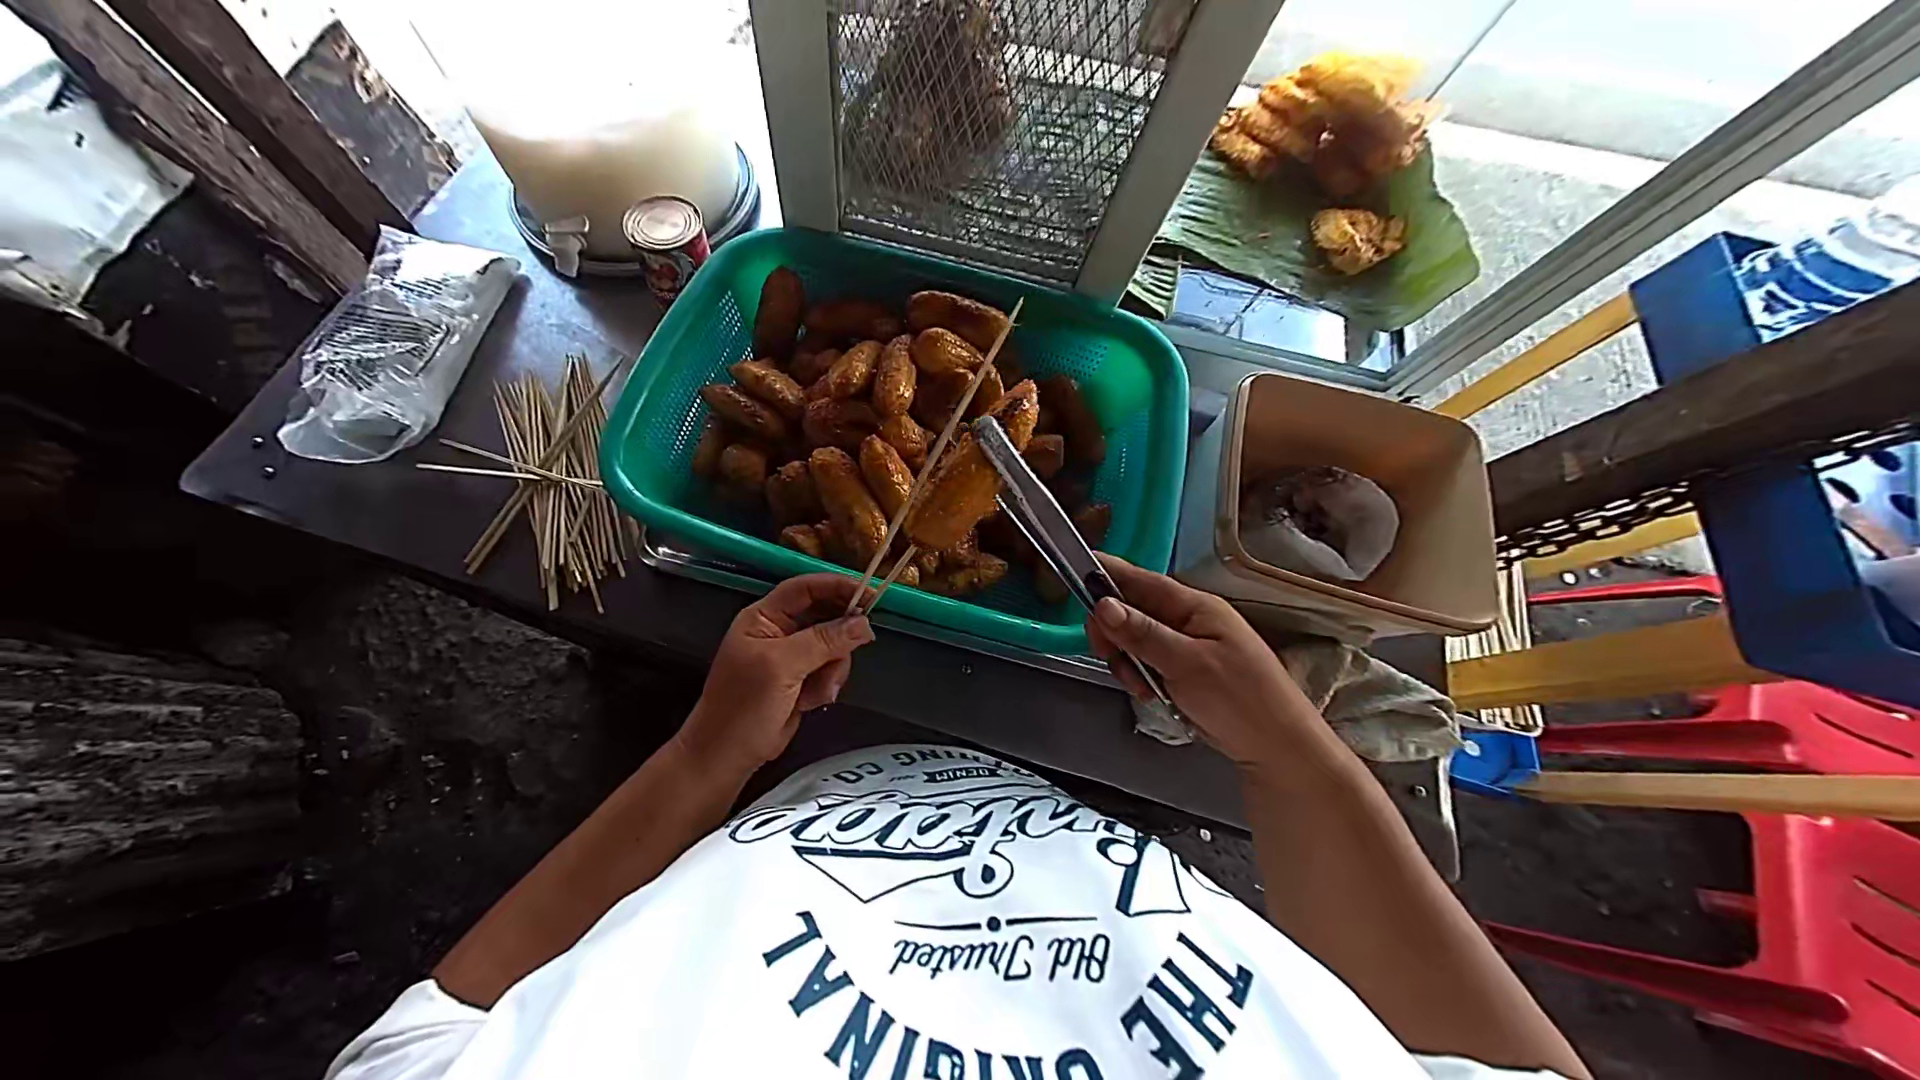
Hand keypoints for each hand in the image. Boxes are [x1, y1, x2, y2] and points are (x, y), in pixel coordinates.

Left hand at [677, 574, 875, 774]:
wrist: (727, 756)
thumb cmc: (743, 706)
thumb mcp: (782, 667)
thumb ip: (824, 641)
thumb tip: (863, 623)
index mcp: (764, 617)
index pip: (806, 588)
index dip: (837, 586)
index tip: (870, 595)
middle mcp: (780, 631)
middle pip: (826, 615)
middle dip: (839, 636)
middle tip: (855, 648)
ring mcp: (793, 656)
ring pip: (835, 645)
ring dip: (833, 668)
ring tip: (818, 691)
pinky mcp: (803, 678)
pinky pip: (832, 669)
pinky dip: (828, 684)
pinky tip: (812, 701)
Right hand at [1085, 555, 1341, 770]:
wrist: (1279, 750)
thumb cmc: (1241, 701)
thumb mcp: (1186, 664)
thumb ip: (1142, 634)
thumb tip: (1101, 604)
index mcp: (1193, 606)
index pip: (1139, 579)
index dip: (1105, 575)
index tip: (1072, 576)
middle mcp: (1187, 619)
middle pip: (1130, 610)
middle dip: (1113, 633)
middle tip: (1110, 659)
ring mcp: (1186, 644)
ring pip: (1133, 639)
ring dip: (1126, 661)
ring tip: (1142, 687)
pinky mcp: (1183, 669)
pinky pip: (1146, 661)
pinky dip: (1140, 675)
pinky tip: (1150, 694)